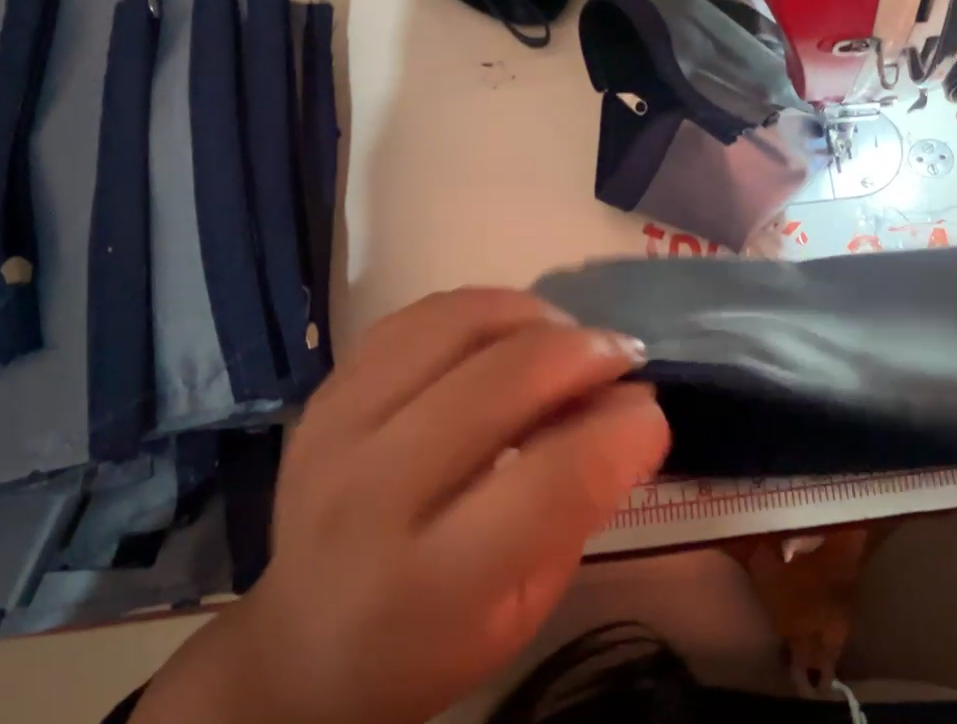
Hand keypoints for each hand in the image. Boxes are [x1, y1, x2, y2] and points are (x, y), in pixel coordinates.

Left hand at [132, 289, 668, 723]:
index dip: (625, 431)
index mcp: (434, 579)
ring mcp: (337, 430)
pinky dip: (483, 309)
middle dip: (586, 354)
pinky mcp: (326, 393)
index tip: (652, 413)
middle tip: (623, 359)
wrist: (304, 648)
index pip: (555, 478)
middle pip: (501, 382)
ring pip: (456, 326)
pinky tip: (513, 332)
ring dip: (536, 317)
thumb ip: (581, 503)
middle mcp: (373, 495)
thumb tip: (632, 405)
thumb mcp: (528, 602)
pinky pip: (417, 316)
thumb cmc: (436, 640)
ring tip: (569, 339)